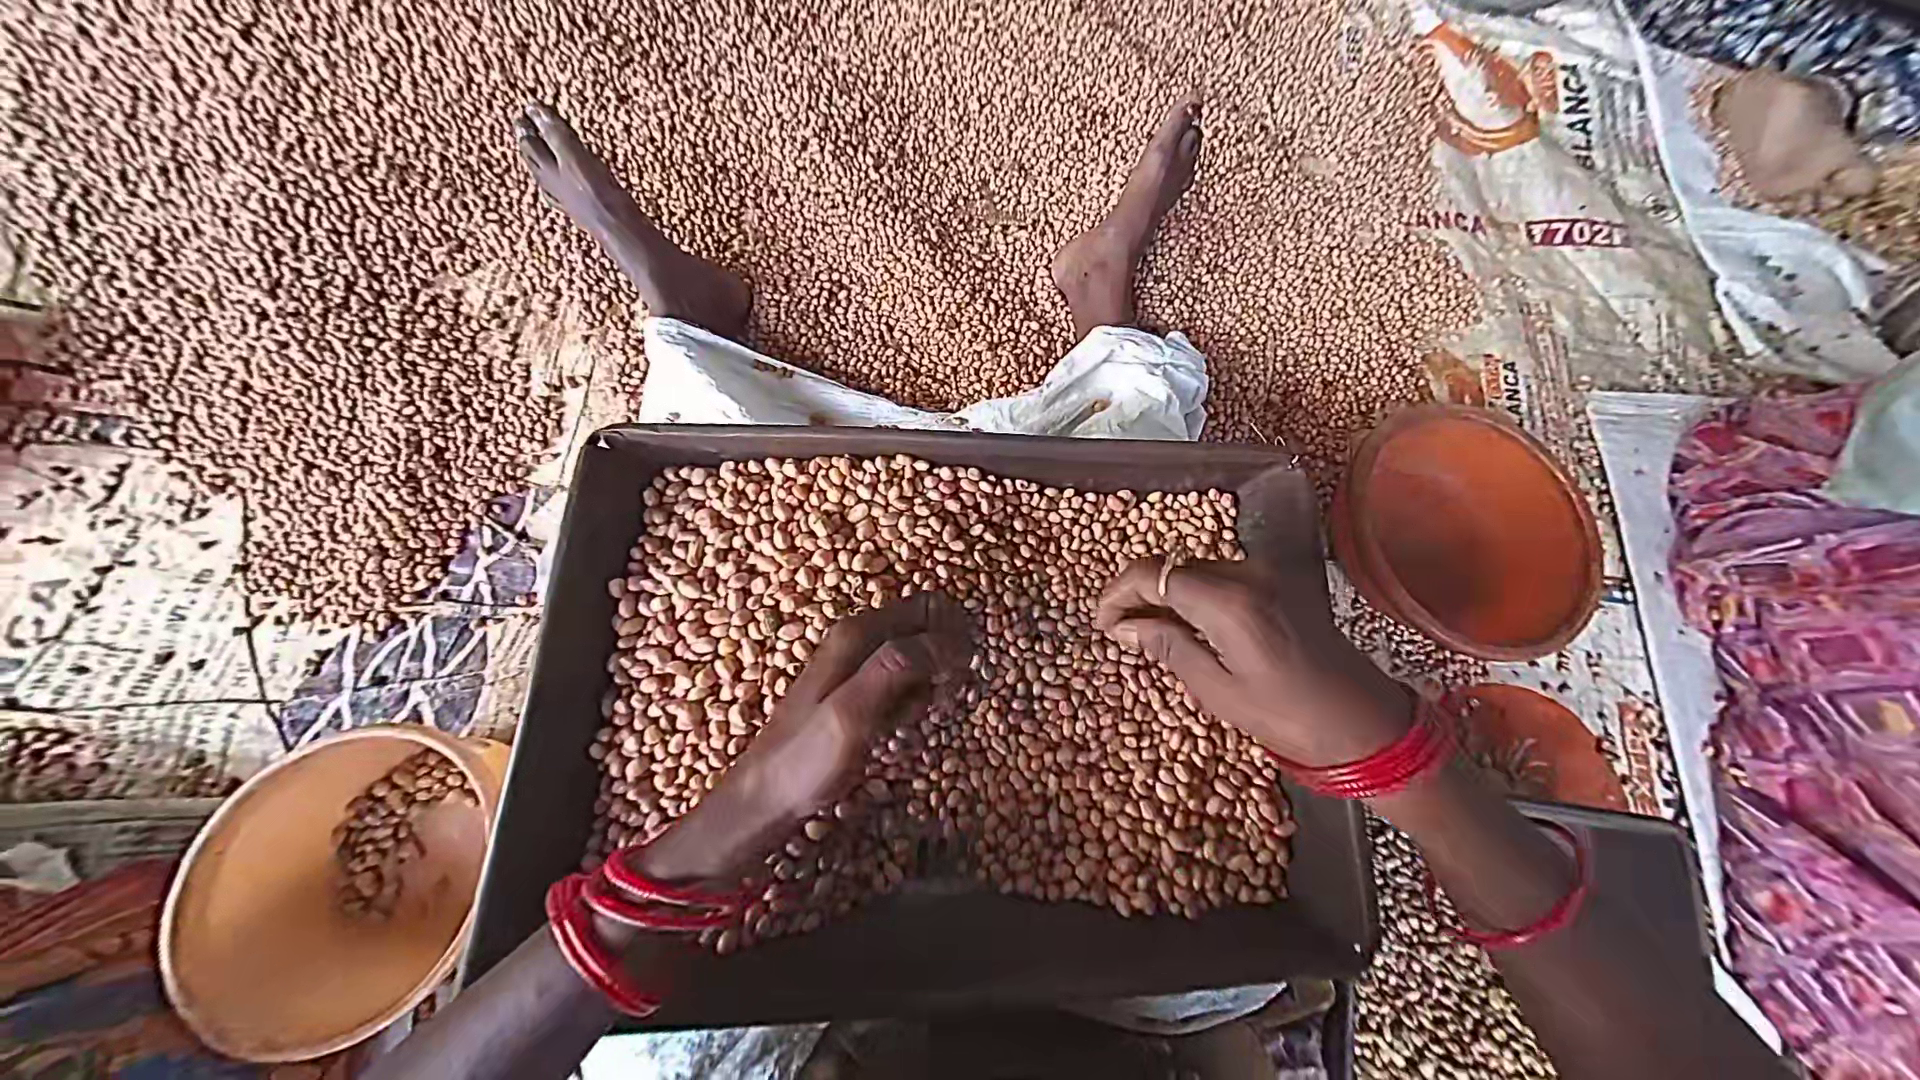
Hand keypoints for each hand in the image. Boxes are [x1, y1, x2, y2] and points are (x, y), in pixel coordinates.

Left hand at [639, 593, 973, 883]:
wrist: (764, 798)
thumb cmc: (806, 758)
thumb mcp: (853, 711)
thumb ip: (898, 667)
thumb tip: (950, 640)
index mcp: (858, 632)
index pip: (930, 607)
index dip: (954, 636)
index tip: (960, 675)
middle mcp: (859, 638)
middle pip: (928, 631)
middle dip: (944, 664)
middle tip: (934, 702)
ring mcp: (859, 665)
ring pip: (921, 661)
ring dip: (930, 689)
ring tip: (909, 721)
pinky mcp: (860, 691)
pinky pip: (905, 687)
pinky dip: (913, 705)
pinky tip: (898, 729)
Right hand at [1093, 558, 1412, 768]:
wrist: (1365, 719)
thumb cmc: (1290, 716)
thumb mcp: (1218, 691)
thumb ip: (1167, 647)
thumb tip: (1124, 627)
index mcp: (1229, 604)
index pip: (1153, 575)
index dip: (1117, 593)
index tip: (1102, 622)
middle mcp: (1246, 575)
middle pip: (1169, 567)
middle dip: (1136, 594)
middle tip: (1120, 632)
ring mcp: (1264, 574)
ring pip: (1190, 569)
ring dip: (1161, 594)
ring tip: (1146, 633)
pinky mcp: (1275, 581)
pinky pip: (1215, 577)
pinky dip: (1189, 594)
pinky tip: (1182, 625)